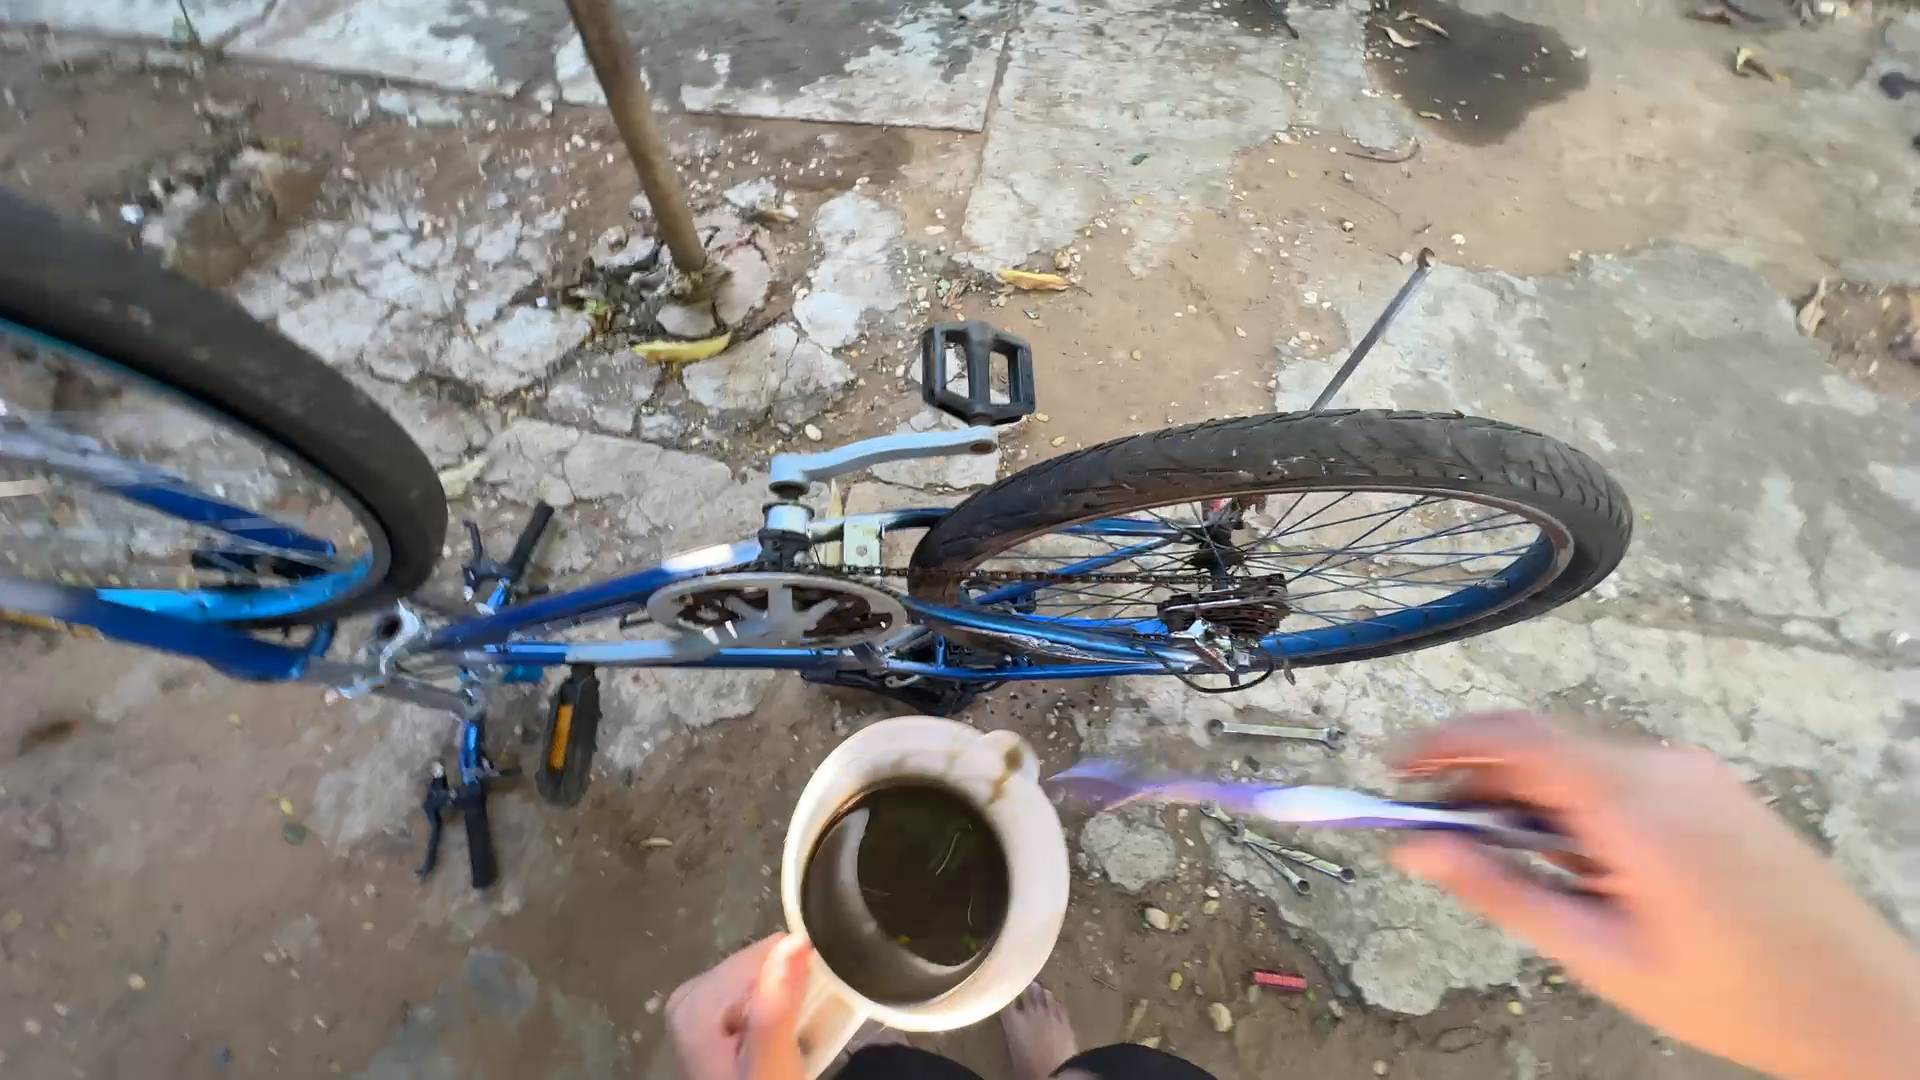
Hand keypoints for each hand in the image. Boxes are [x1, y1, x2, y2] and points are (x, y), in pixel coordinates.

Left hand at [668, 933, 812, 1079]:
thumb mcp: (771, 1066)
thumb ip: (776, 1007)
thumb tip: (795, 941)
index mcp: (695, 999)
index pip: (768, 954)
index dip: (794, 985)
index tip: (797, 1026)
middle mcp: (690, 994)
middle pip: (764, 964)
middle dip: (788, 996)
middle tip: (791, 1042)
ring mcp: (696, 1006)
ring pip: (764, 977)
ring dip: (784, 1005)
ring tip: (783, 1047)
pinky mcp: (708, 1018)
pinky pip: (756, 991)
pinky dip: (774, 1012)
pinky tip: (772, 1045)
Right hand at [1392, 712, 1919, 1079]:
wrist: (1888, 1025)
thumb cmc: (1738, 999)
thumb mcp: (1599, 954)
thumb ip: (1497, 890)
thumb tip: (1411, 848)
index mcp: (1635, 806)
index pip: (1513, 737)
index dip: (1441, 741)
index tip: (1395, 767)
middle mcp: (1663, 768)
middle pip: (1535, 745)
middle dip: (1474, 776)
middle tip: (1440, 825)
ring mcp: (1691, 771)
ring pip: (1568, 756)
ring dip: (1519, 790)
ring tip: (1509, 850)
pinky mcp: (1707, 783)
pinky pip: (1607, 769)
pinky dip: (1563, 796)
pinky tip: (1569, 850)